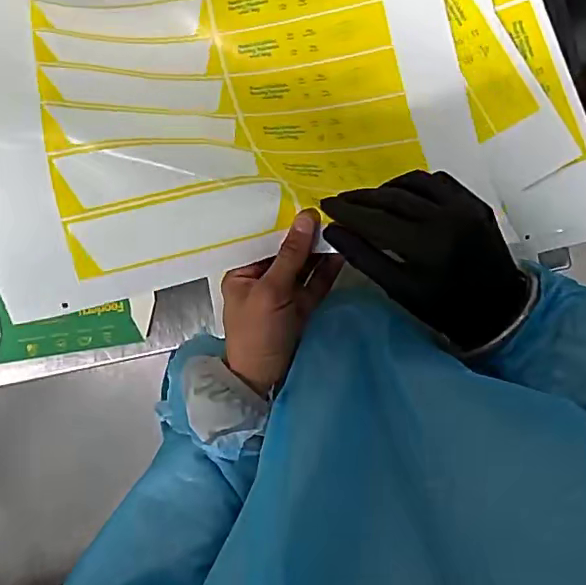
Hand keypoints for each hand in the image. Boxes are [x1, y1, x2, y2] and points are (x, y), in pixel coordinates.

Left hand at [221, 209, 344, 394]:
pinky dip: (328, 269)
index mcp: (242, 272)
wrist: (263, 381)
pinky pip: (316, 283)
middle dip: (307, 236)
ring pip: (304, 266)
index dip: (286, 224)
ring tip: (342, 227)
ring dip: (321, 250)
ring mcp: (283, 294)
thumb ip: (290, 254)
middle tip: (331, 212)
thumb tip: (307, 217)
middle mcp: (262, 279)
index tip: (308, 203)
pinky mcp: (302, 307)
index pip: (264, 240)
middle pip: (287, 252)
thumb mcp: (271, 290)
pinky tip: (343, 252)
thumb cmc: (257, 334)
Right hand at [319, 170, 528, 351]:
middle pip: (391, 196)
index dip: (346, 210)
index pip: (373, 218)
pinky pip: (439, 181)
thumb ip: (362, 256)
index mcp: (424, 245)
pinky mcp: (475, 203)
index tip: (326, 205)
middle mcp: (445, 218)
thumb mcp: (397, 288)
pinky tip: (404, 196)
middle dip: (361, 197)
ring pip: (414, 182)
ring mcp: (464, 207)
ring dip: (387, 188)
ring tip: (371, 199)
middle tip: (341, 201)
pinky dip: (415, 185)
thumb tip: (332, 230)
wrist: (499, 311)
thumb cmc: (443, 307)